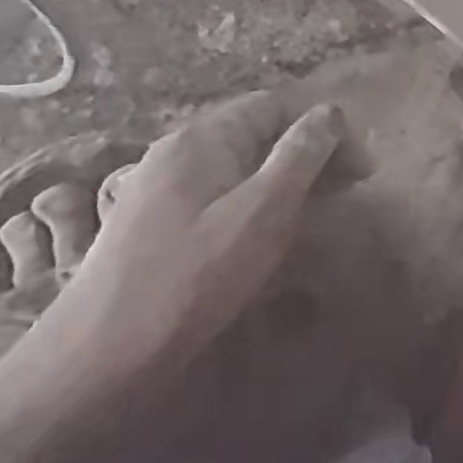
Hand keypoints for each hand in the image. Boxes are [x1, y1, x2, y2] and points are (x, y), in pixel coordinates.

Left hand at [31, 94, 343, 378]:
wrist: (102, 356)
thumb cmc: (194, 276)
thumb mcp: (262, 211)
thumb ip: (300, 155)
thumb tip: (330, 111)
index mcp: (202, 138)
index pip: (276, 106)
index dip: (325, 129)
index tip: (360, 171)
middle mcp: (178, 151)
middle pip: (258, 134)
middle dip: (309, 155)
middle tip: (347, 192)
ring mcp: (163, 187)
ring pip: (241, 167)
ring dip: (287, 181)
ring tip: (317, 214)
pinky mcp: (159, 222)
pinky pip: (221, 195)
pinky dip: (257, 203)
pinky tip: (270, 234)